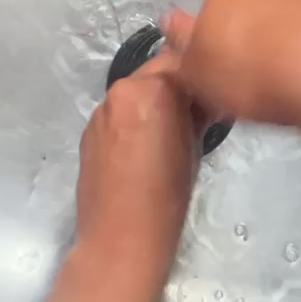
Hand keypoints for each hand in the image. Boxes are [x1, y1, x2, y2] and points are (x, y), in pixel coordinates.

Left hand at [73, 53, 198, 263]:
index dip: (200, 77)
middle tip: (194, 114)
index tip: (212, 96)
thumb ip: (195, 111)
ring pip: (136, 91)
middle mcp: (123, 89)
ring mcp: (102, 108)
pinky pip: (118, 111)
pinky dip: (132, 118)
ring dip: (153, 101)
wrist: (120, 239)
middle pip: (157, 73)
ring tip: (166, 133)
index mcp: (154, 88)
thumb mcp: (194, 146)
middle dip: (176, 87)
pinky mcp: (89, 128)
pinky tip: (141, 147)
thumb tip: (202, 100)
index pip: (183, 62)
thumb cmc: (166, 195)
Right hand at [161, 0, 300, 128]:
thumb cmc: (249, 79)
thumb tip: (166, 18)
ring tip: (287, 77)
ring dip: (281, 39)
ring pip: (282, 18)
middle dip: (248, 37)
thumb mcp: (199, 75)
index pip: (210, 15)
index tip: (222, 72)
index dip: (215, 44)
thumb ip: (181, 45)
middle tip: (253, 76)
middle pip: (246, 13)